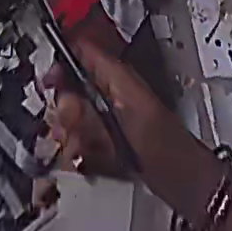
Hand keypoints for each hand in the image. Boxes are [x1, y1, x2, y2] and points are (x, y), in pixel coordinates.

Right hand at [43, 33, 186, 179]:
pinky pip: (82, 132)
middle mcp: (111, 87)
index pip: (79, 50)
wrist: (183, 180)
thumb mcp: (121, 122)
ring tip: (78, 144)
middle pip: (70, 84)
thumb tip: (63, 97)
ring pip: (74, 112)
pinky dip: (78, 144)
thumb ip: (89, 109)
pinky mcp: (109, 132)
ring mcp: (110, 110)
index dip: (60, 62)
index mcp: (116, 74)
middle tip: (69, 124)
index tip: (48, 82)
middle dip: (64, 106)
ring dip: (70, 130)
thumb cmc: (164, 146)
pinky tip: (84, 155)